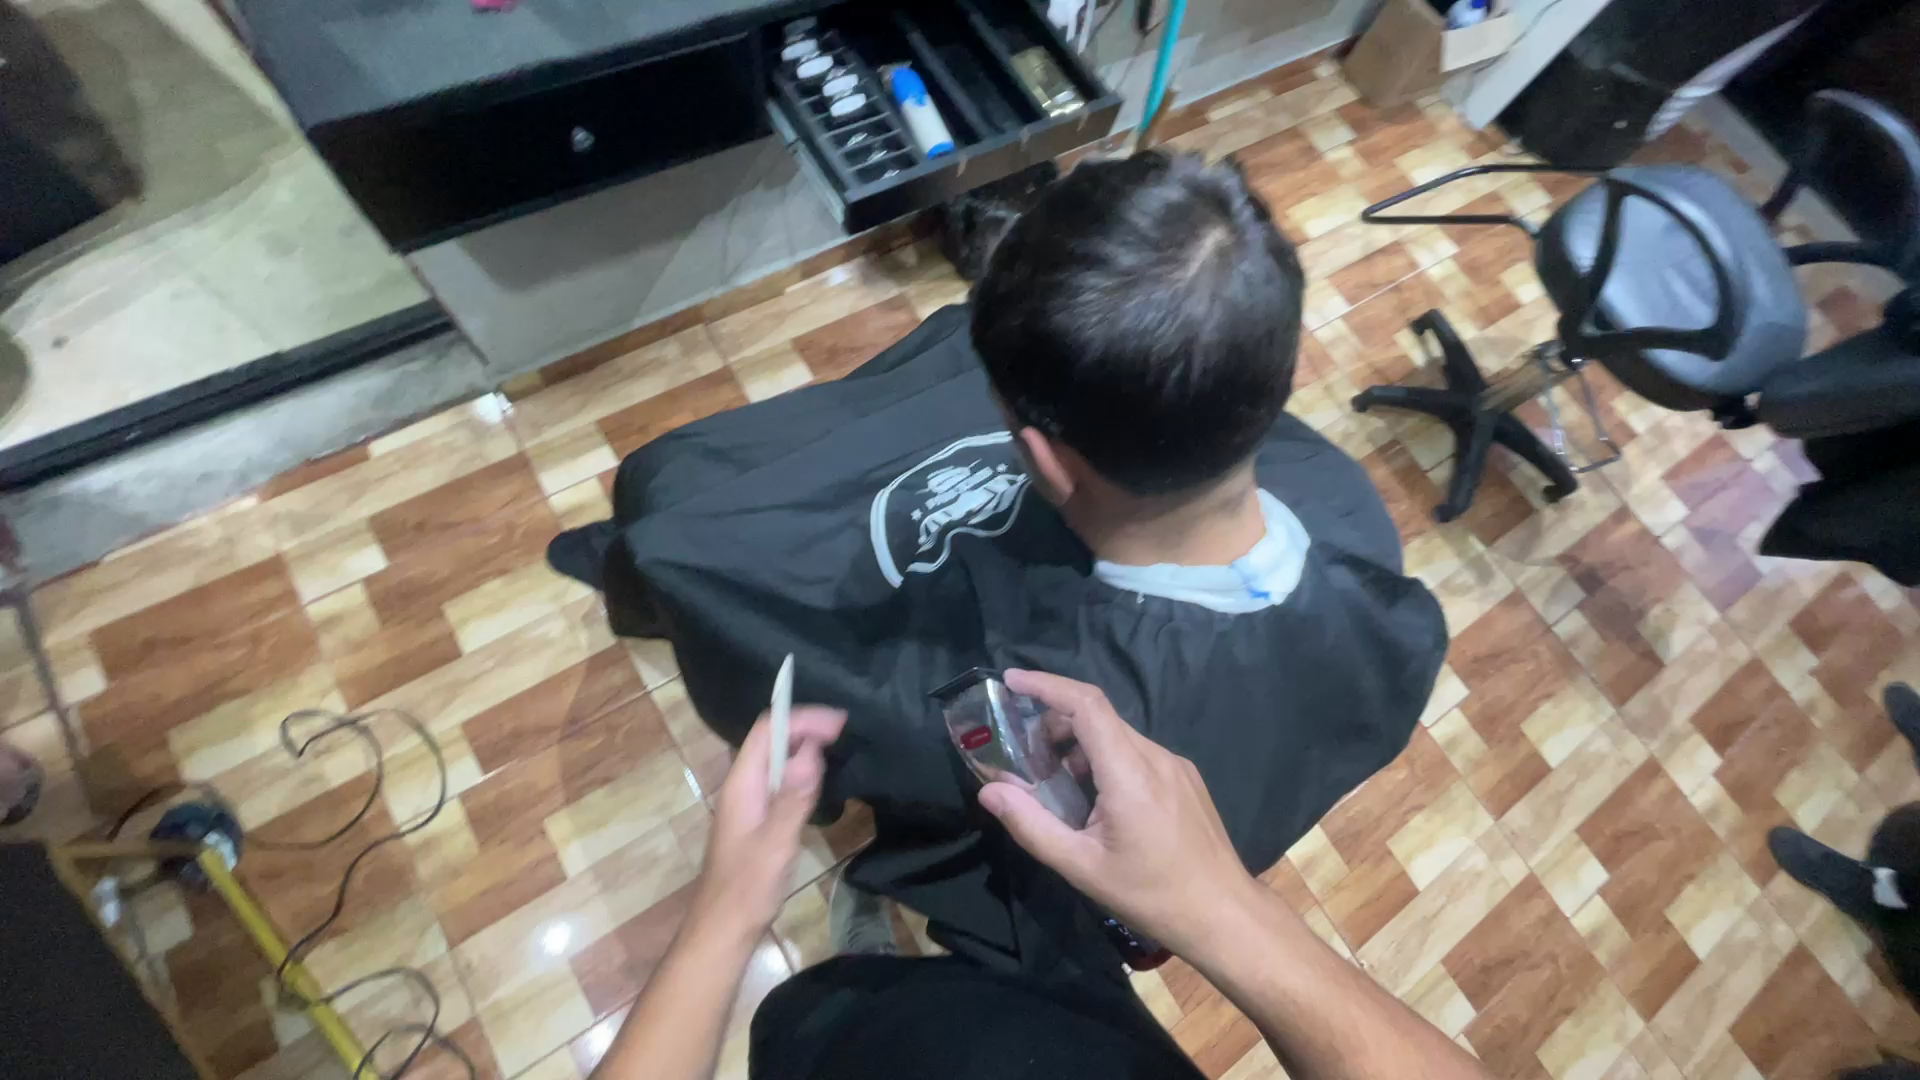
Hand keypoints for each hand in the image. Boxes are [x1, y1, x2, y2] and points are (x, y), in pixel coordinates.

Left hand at [691, 706, 846, 941]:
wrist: (723, 930)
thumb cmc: (747, 889)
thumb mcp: (776, 843)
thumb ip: (793, 797)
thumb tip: (812, 751)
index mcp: (742, 784)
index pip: (768, 730)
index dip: (801, 718)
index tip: (837, 723)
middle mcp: (742, 785)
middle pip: (772, 738)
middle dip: (806, 726)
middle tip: (843, 730)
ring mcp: (748, 801)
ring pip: (776, 757)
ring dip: (805, 744)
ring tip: (837, 744)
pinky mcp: (757, 816)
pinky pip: (779, 777)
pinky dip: (801, 768)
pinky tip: (820, 778)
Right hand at [977, 670, 1255, 955]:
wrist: (1226, 916)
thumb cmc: (1152, 895)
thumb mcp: (1082, 867)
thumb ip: (1031, 826)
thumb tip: (989, 791)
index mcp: (1129, 771)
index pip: (1086, 704)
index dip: (1047, 685)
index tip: (1011, 680)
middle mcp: (1155, 755)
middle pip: (1097, 716)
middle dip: (1055, 723)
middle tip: (1027, 756)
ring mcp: (1174, 764)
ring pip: (1116, 734)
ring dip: (1079, 745)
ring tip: (1058, 784)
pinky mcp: (1184, 777)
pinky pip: (1135, 752)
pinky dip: (1104, 759)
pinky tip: (1096, 799)